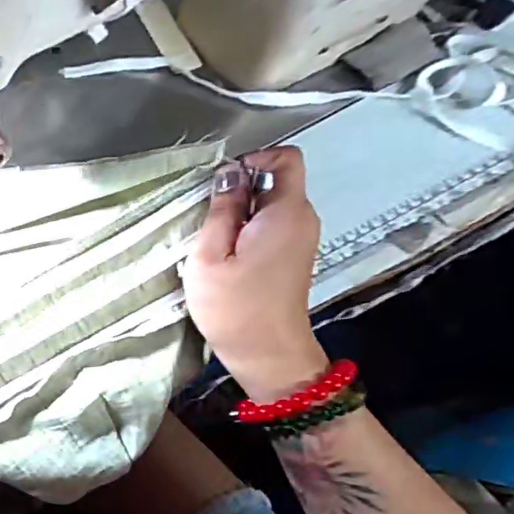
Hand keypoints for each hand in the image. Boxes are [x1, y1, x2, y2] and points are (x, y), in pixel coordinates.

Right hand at [184, 146, 329, 399]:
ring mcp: (302, 240)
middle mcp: (303, 219)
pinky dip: (250, 233)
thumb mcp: (210, 256)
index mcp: (287, 212)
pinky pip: (273, 228)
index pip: (287, 157)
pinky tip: (229, 260)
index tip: (225, 181)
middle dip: (241, 192)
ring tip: (215, 245)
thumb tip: (229, 174)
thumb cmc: (235, 307)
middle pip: (276, 183)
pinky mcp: (294, 258)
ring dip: (242, 216)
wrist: (267, 356)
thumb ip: (221, 209)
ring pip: (272, 208)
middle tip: (210, 223)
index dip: (256, 157)